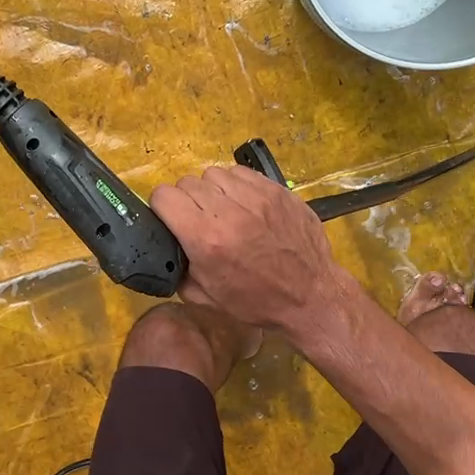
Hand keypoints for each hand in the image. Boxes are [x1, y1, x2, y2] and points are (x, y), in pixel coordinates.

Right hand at [150, 165, 343, 333]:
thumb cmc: (257, 302)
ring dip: (212, 190)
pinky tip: (243, 204)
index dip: (163, 207)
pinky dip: (236, 185)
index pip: (164, 196)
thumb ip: (177, 268)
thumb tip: (165, 246)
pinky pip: (241, 173)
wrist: (311, 296)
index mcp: (206, 239)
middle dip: (187, 200)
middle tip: (200, 220)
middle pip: (187, 183)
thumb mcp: (205, 297)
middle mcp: (228, 212)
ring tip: (223, 210)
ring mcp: (256, 197)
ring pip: (213, 173)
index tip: (171, 219)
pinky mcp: (276, 190)